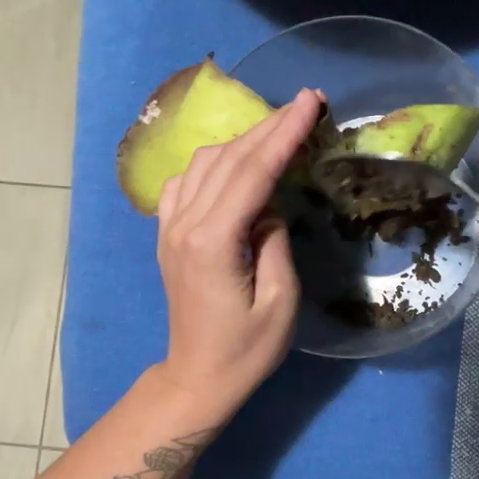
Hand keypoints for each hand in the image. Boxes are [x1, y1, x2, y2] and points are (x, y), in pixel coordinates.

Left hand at [153, 88, 322, 416]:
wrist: (198, 376)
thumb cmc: (247, 350)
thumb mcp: (280, 301)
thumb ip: (275, 242)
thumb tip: (270, 206)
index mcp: (214, 241)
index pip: (252, 172)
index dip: (284, 134)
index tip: (310, 103)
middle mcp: (184, 224)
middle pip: (228, 159)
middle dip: (268, 126)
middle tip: (305, 102)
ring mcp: (169, 227)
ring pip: (204, 163)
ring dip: (242, 141)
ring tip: (278, 129)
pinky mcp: (167, 235)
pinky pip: (186, 182)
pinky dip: (214, 162)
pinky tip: (234, 163)